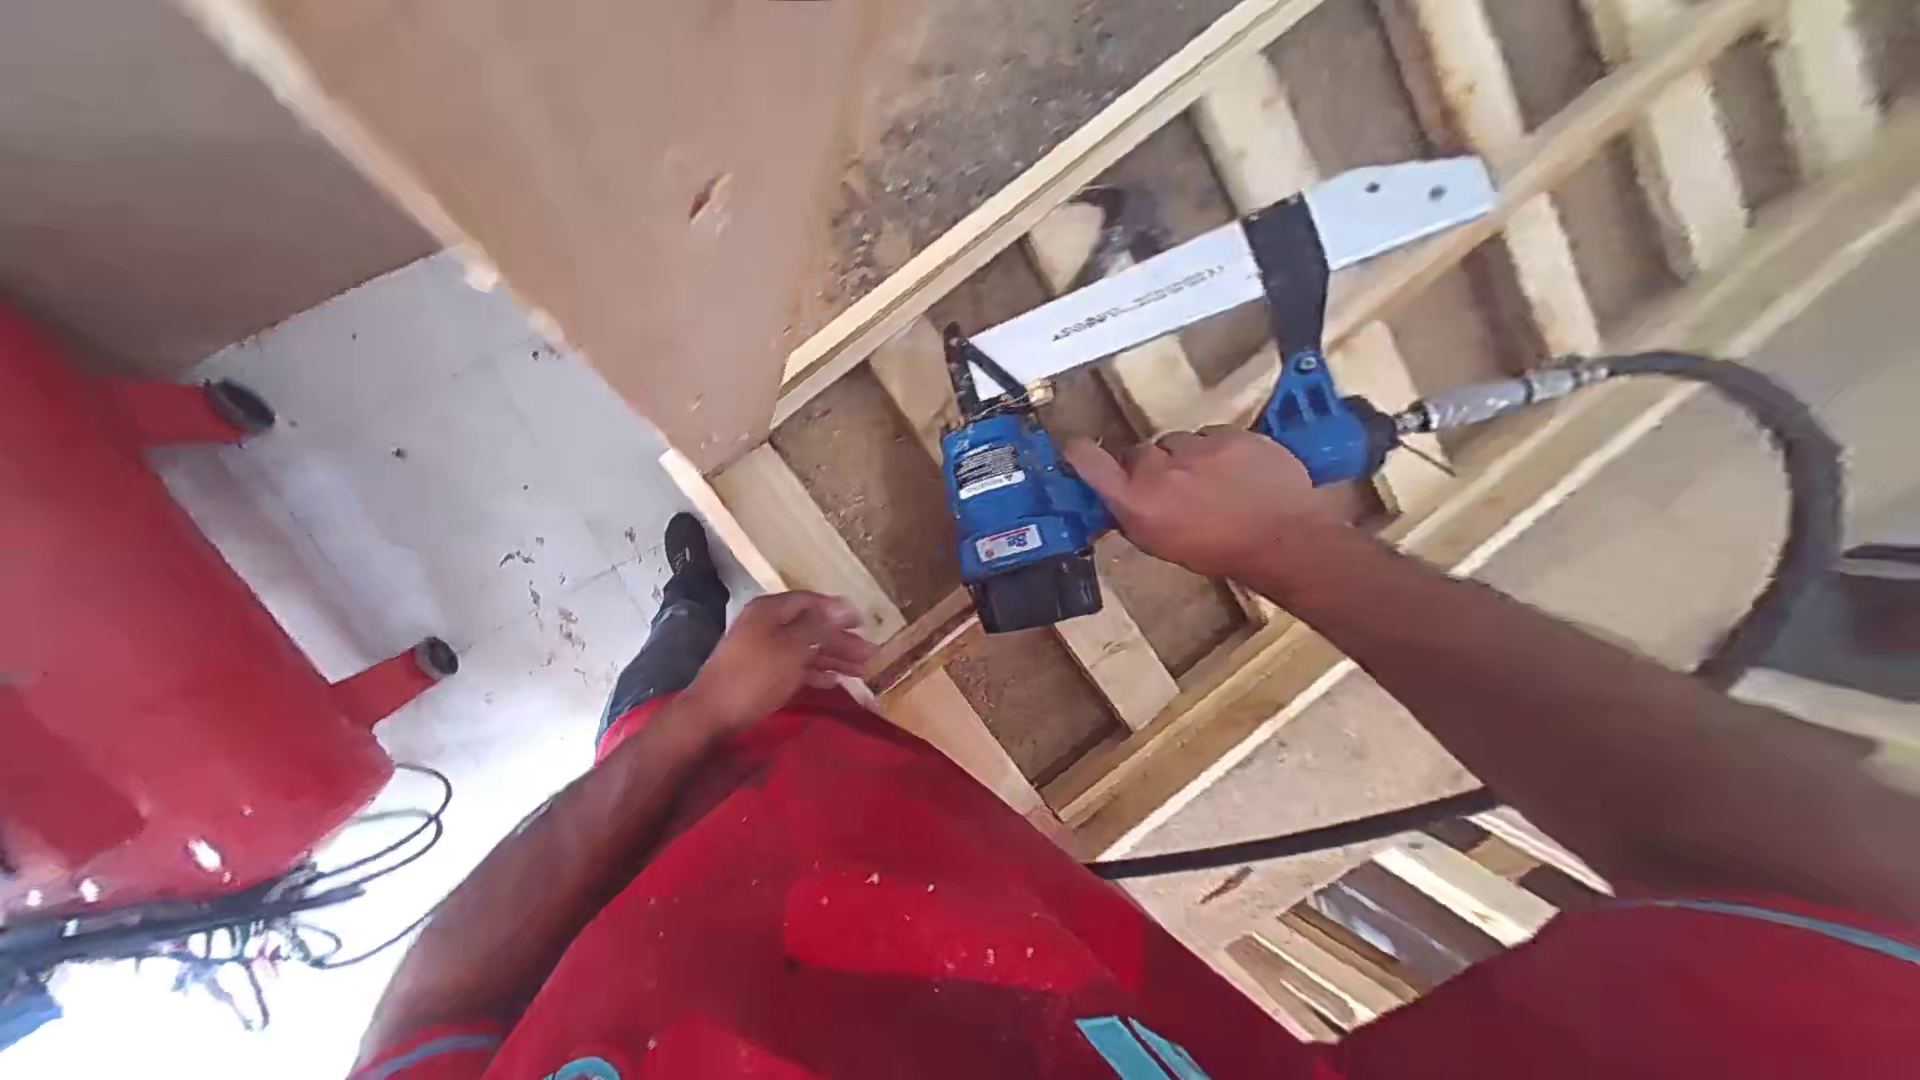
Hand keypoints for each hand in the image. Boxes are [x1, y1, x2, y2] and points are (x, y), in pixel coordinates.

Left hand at [681, 592, 873, 732]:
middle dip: (841, 640)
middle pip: (812, 627)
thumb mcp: (791, 647)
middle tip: (869, 653)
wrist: (710, 715)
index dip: (839, 611)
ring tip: (862, 670)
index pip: (812, 602)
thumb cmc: (754, 676)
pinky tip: (834, 681)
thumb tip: (843, 606)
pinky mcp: (762, 673)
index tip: (863, 623)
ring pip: (806, 648)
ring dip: (834, 658)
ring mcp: (764, 649)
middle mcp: (767, 625)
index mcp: (770, 611)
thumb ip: (818, 626)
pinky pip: (796, 666)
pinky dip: (815, 672)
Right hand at [1063, 427, 1338, 577]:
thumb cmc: (1216, 550)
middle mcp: (1157, 469)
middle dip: (1150, 466)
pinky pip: (1211, 435)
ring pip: (1177, 441)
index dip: (1078, 452)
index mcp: (1135, 500)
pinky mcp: (1228, 434)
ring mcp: (1195, 447)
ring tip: (1211, 482)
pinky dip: (1218, 449)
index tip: (1077, 451)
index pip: (1087, 460)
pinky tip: (1234, 472)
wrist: (1281, 538)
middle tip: (1173, 487)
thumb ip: (1131, 515)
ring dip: (1186, 456)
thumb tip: (1113, 499)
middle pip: (1138, 451)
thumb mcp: (1158, 543)